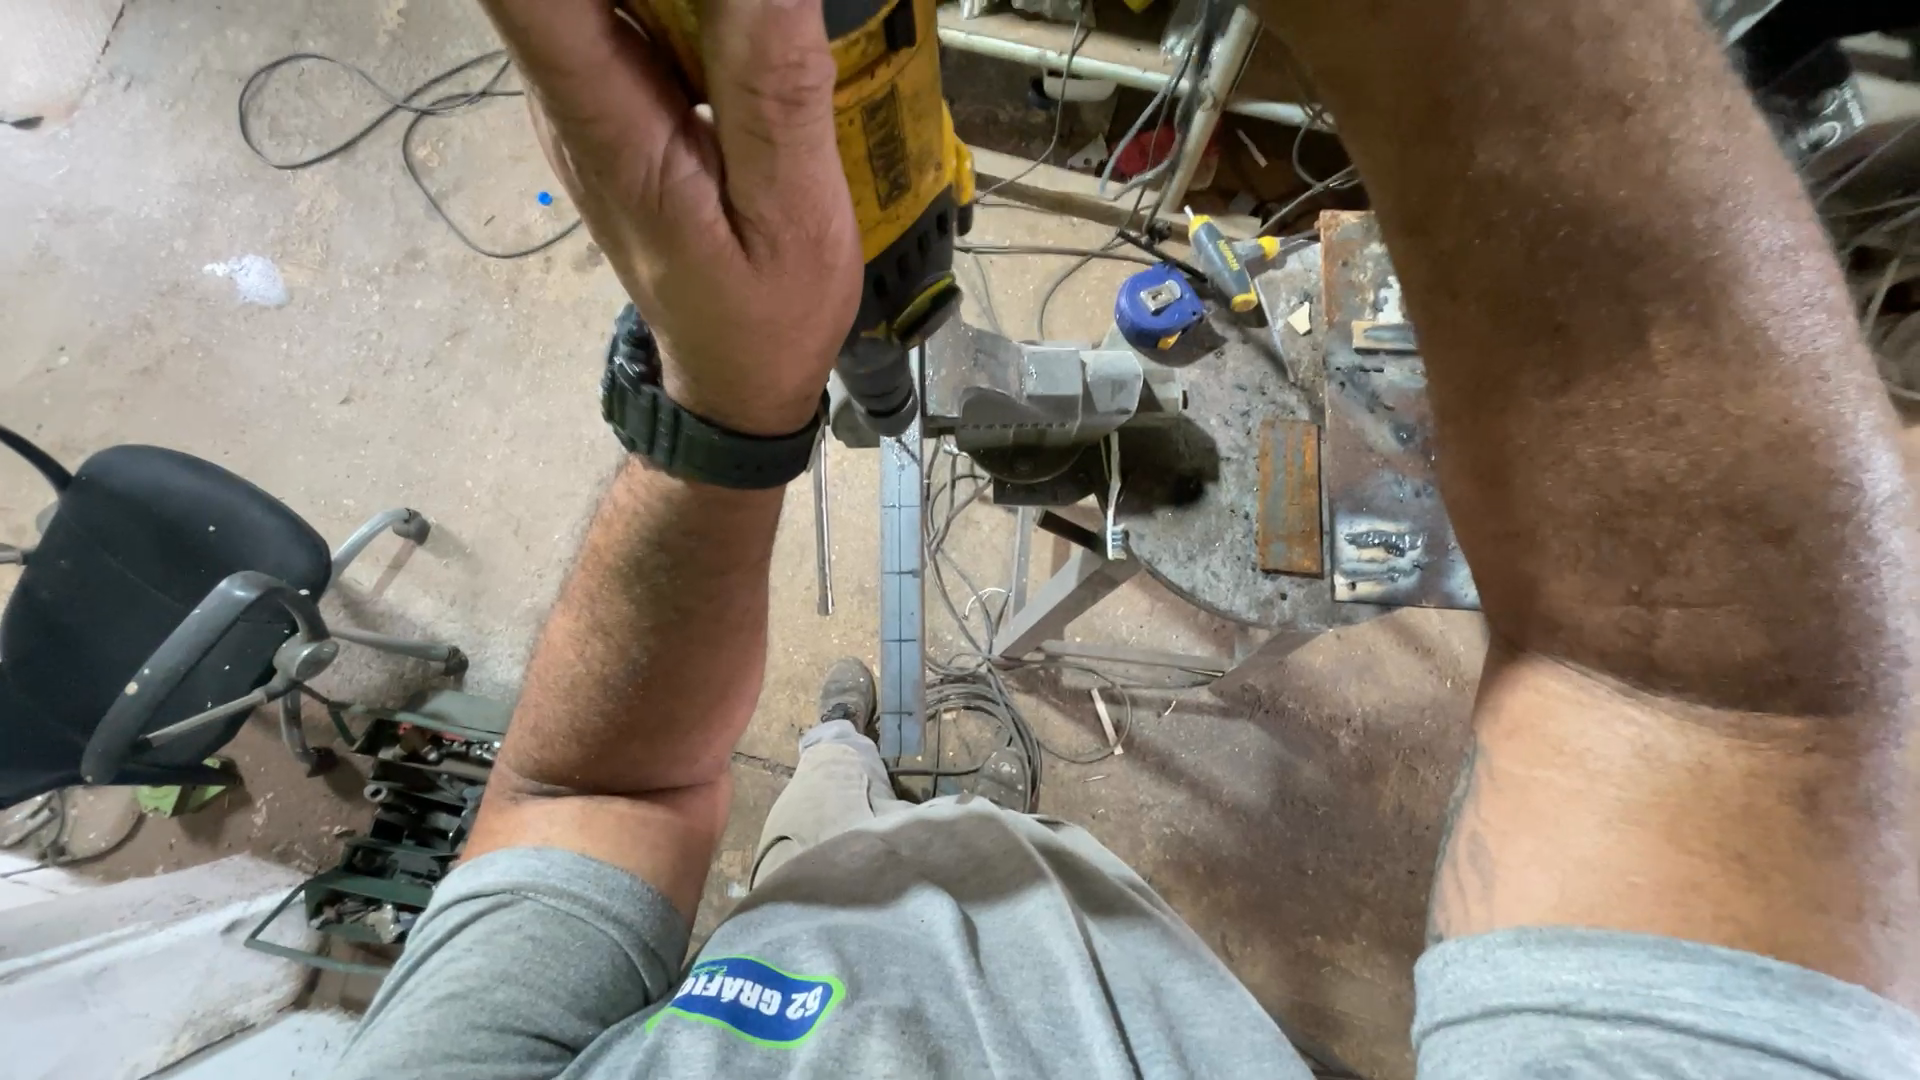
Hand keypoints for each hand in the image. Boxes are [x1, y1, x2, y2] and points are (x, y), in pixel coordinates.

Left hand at [480, 0, 862, 435]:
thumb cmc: (771, 318)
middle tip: (754, 23)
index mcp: (608, 127)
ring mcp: (585, 110)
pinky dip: (678, 13)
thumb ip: (776, 96)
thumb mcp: (795, 220)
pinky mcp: (613, 119)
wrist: (738, 381)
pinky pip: (620, 23)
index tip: (705, 3)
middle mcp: (569, 102)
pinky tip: (737, 37)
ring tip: (754, 33)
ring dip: (677, 5)